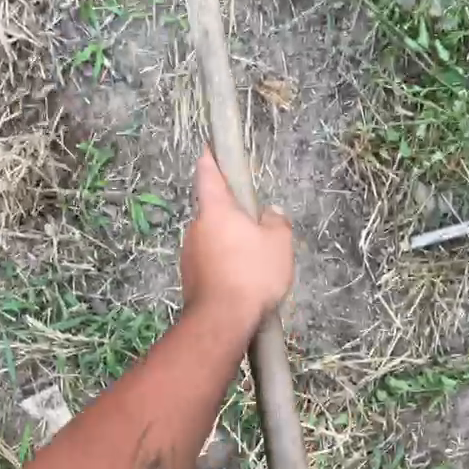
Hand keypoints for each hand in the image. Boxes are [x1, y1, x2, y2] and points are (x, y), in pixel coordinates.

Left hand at [180, 149, 293, 328]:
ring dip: (230, 245)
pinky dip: (224, 266)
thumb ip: (277, 222)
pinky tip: (242, 282)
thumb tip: (270, 214)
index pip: (209, 174)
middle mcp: (196, 228)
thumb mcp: (278, 243)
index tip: (210, 149)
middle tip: (257, 228)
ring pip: (213, 240)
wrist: (222, 320)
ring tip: (254, 264)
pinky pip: (210, 263)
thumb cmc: (252, 273)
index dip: (211, 159)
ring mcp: (189, 254)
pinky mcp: (190, 278)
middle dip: (233, 216)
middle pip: (214, 212)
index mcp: (215, 210)